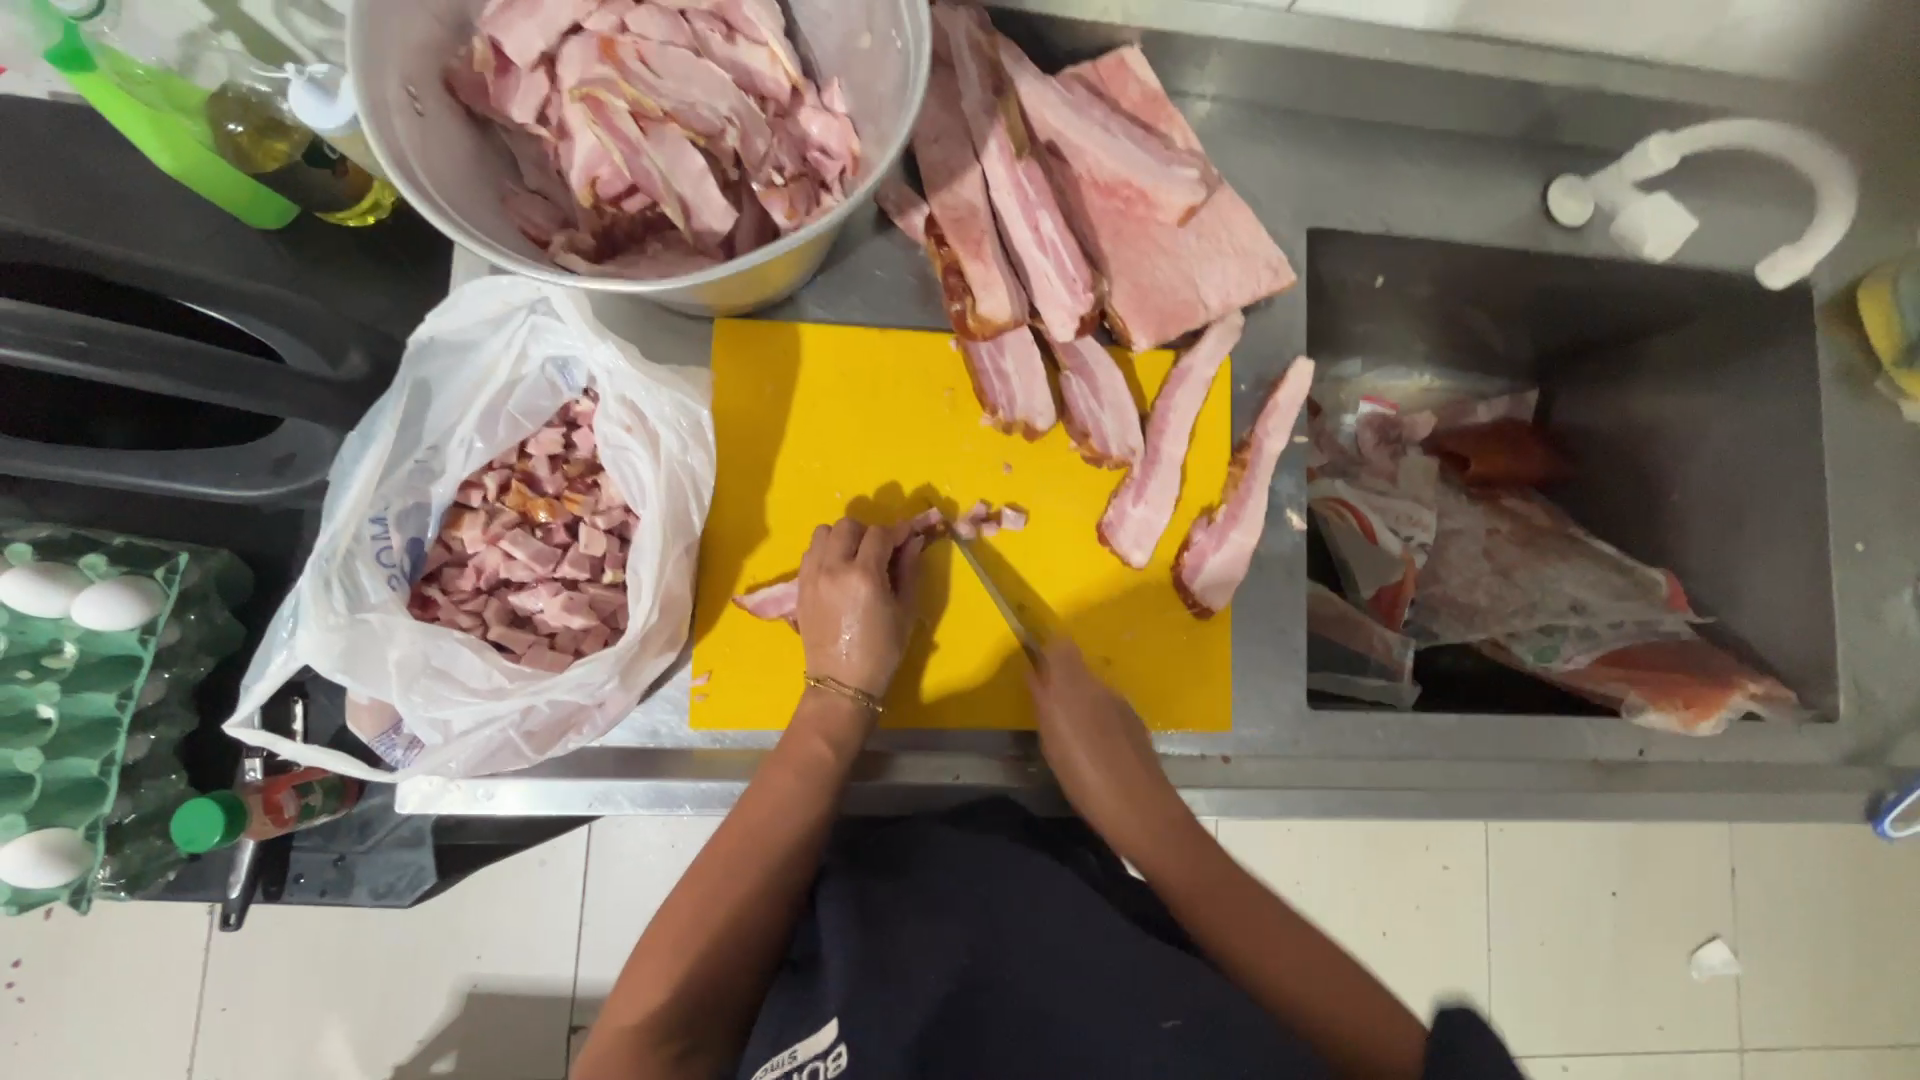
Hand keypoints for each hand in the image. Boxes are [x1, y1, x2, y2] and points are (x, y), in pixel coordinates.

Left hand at [796, 516, 925, 698]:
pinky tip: (837, 570)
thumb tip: (913, 541)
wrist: (842, 682)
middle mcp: (833, 568)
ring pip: (823, 533)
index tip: (907, 537)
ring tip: (855, 557)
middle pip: (848, 525)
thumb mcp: (905, 611)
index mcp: (864, 575)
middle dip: (868, 532)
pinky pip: (810, 552)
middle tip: (880, 550)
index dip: (896, 531)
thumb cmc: (882, 650)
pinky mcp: (800, 586)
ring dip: (842, 537)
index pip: (879, 533)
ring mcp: (812, 576)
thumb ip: (909, 570)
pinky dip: (825, 551)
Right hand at [1028, 639, 1187, 858]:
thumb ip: (1044, 699)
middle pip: (1077, 669)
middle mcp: (1103, 689)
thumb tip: (1036, 670)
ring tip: (1065, 736)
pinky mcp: (1135, 728)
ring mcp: (1122, 708)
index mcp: (1078, 685)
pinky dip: (1094, 722)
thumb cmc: (1086, 776)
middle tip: (1044, 710)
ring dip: (1077, 703)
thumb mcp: (1052, 738)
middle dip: (1059, 681)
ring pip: (1092, 692)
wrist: (1142, 811)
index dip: (1046, 652)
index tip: (1032, 671)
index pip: (1061, 646)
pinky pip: (1106, 713)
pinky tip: (1091, 750)